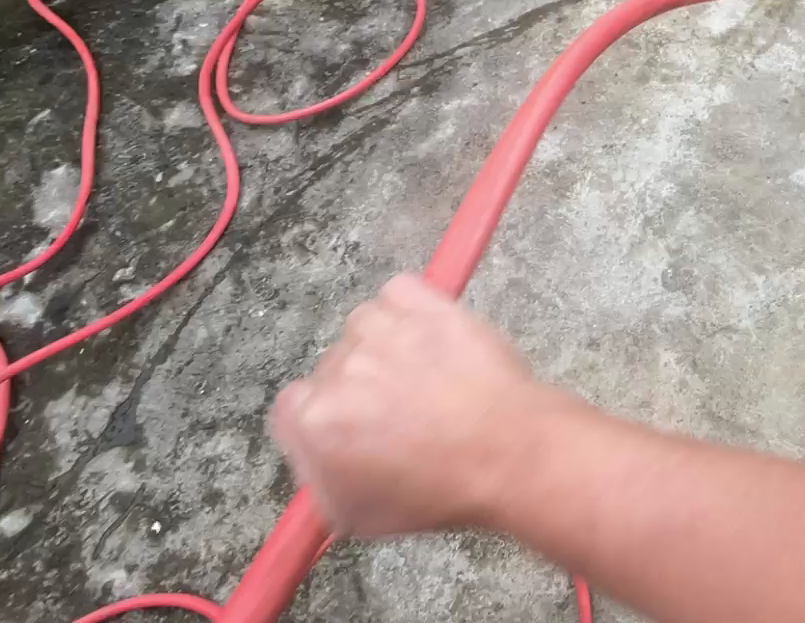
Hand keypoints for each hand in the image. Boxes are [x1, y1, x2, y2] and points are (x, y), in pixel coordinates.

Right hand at [269, 273, 566, 535]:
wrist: (508, 451)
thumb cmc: (438, 489)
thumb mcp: (353, 513)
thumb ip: (315, 475)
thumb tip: (313, 444)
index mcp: (317, 421)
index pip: (296, 403)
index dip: (329, 414)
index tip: (356, 421)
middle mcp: (345, 369)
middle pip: (334, 361)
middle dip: (363, 381)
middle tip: (403, 402)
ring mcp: (391, 332)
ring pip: (367, 322)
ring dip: (386, 339)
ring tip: (421, 366)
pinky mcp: (432, 307)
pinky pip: (401, 289)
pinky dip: (410, 303)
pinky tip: (428, 330)